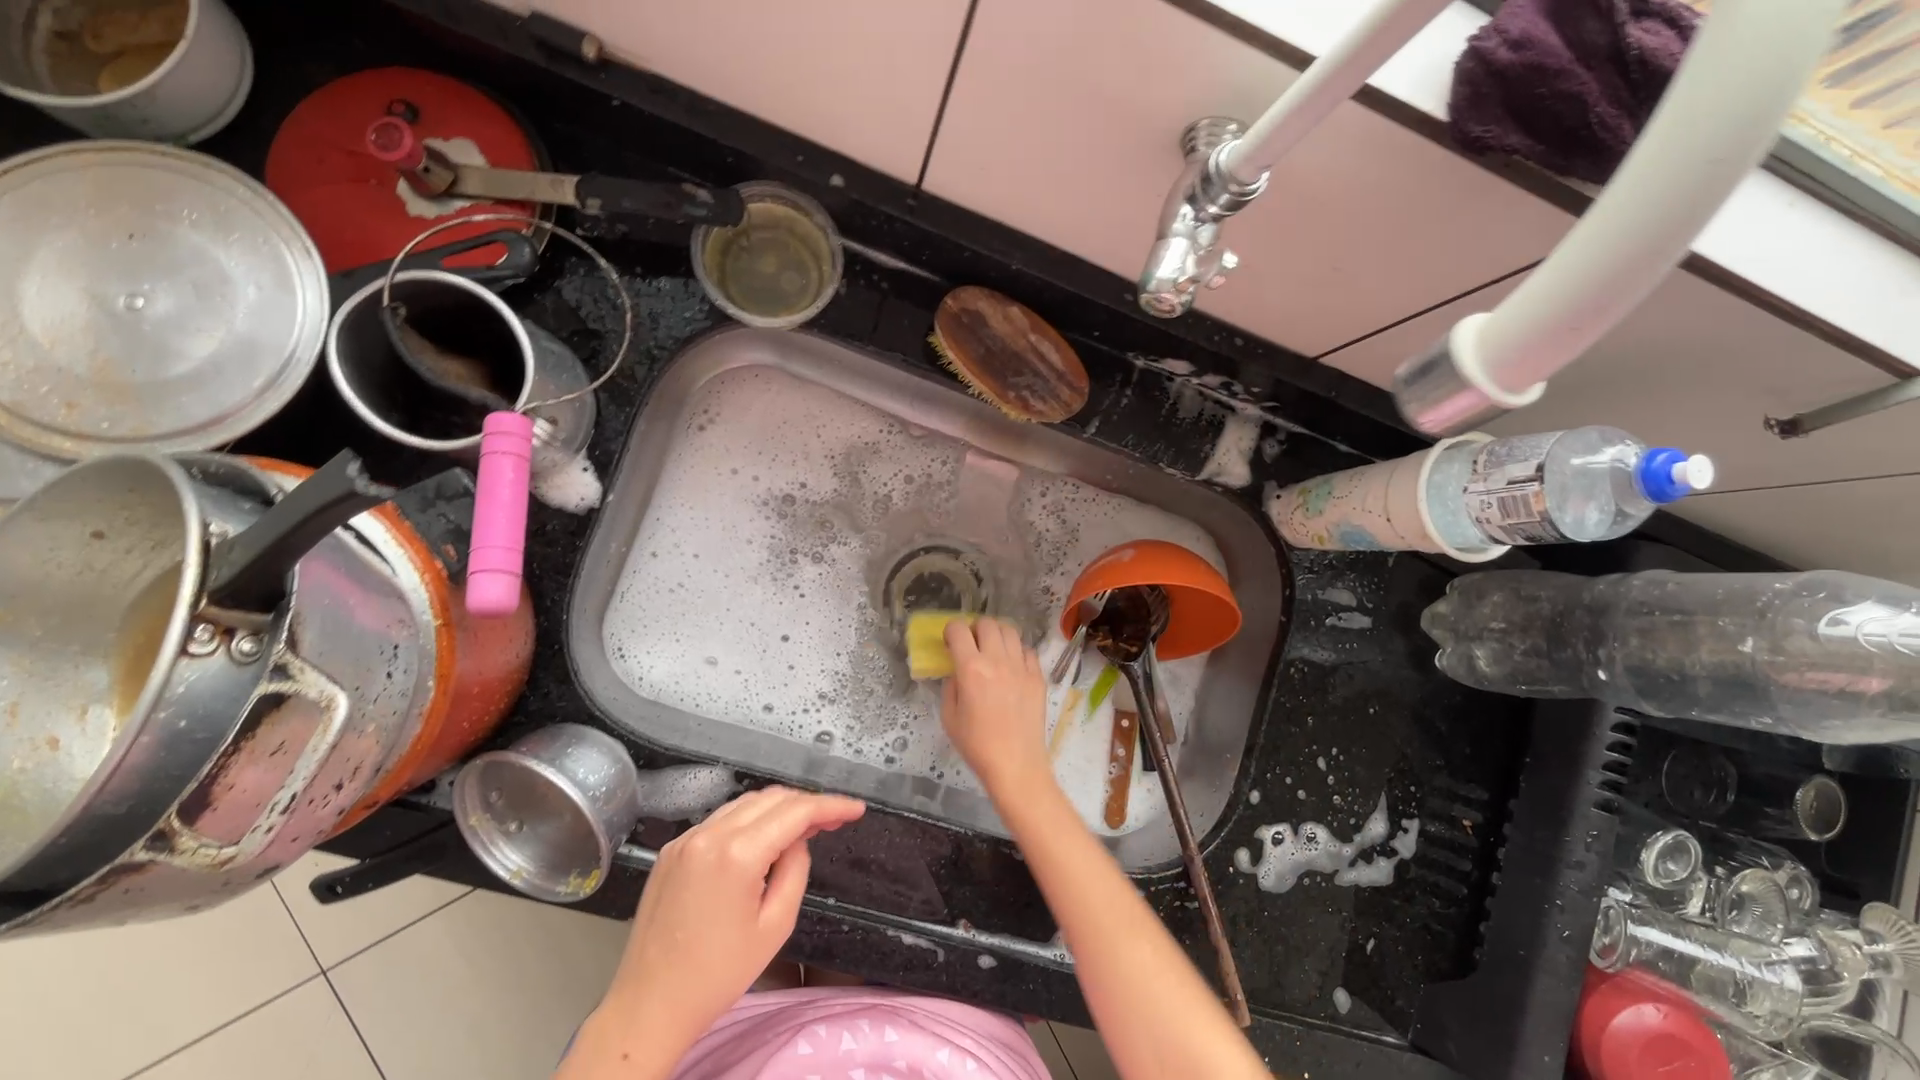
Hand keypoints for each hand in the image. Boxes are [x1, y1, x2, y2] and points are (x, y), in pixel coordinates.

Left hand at [602, 787, 865, 1047]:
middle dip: (806, 803)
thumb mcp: (776, 925)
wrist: (650, 1003)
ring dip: (777, 809)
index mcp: (737, 853)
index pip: (795, 811)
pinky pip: (719, 821)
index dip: (831, 805)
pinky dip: (748, 821)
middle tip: (835, 820)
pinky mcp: (671, 851)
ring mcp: (685, 839)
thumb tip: (797, 841)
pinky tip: (762, 841)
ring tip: (803, 828)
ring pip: (743, 804)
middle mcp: (708, 834)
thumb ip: (795, 870)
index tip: (856, 809)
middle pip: (770, 798)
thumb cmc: (719, 974)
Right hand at [940, 617, 1050, 792]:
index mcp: (971, 669)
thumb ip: (950, 686)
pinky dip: (1016, 652)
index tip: (949, 642)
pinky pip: (1027, 651)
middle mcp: (998, 660)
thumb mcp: (949, 716)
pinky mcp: (1038, 677)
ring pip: (1010, 631)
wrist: (1016, 763)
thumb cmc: (977, 744)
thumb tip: (957, 671)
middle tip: (971, 645)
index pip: (959, 630)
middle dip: (975, 629)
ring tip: (993, 651)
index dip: (950, 631)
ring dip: (997, 635)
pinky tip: (1011, 667)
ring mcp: (1022, 667)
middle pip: (987, 623)